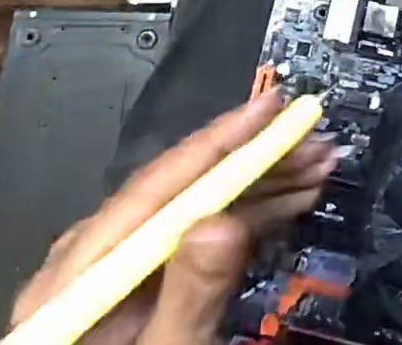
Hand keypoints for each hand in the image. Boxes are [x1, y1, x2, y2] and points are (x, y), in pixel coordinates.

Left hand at [12, 93, 337, 344]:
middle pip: (191, 188)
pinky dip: (255, 213)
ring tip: (322, 164)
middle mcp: (102, 252)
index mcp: (79, 272)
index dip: (223, 139)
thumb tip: (223, 222)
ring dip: (268, 183)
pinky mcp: (156, 276)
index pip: (160, 186)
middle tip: (320, 141)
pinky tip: (296, 198)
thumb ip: (186, 297)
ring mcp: (131, 263)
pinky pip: (209, 229)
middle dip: (262, 160)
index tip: (274, 103)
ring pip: (208, 203)